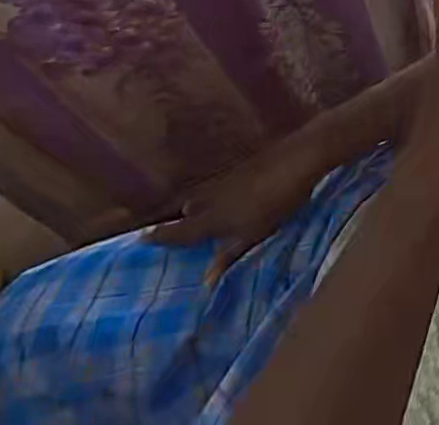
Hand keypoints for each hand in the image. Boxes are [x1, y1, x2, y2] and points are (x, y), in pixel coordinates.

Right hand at [146, 130, 330, 274]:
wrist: (298, 157)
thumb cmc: (277, 201)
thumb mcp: (255, 234)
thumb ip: (230, 255)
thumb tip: (206, 281)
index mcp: (213, 218)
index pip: (181, 231)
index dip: (162, 236)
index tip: (140, 238)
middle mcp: (215, 197)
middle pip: (192, 209)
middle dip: (183, 218)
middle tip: (171, 226)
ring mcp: (231, 178)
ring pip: (207, 194)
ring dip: (200, 203)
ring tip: (193, 209)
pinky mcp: (246, 166)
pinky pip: (224, 182)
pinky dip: (218, 191)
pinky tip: (228, 191)